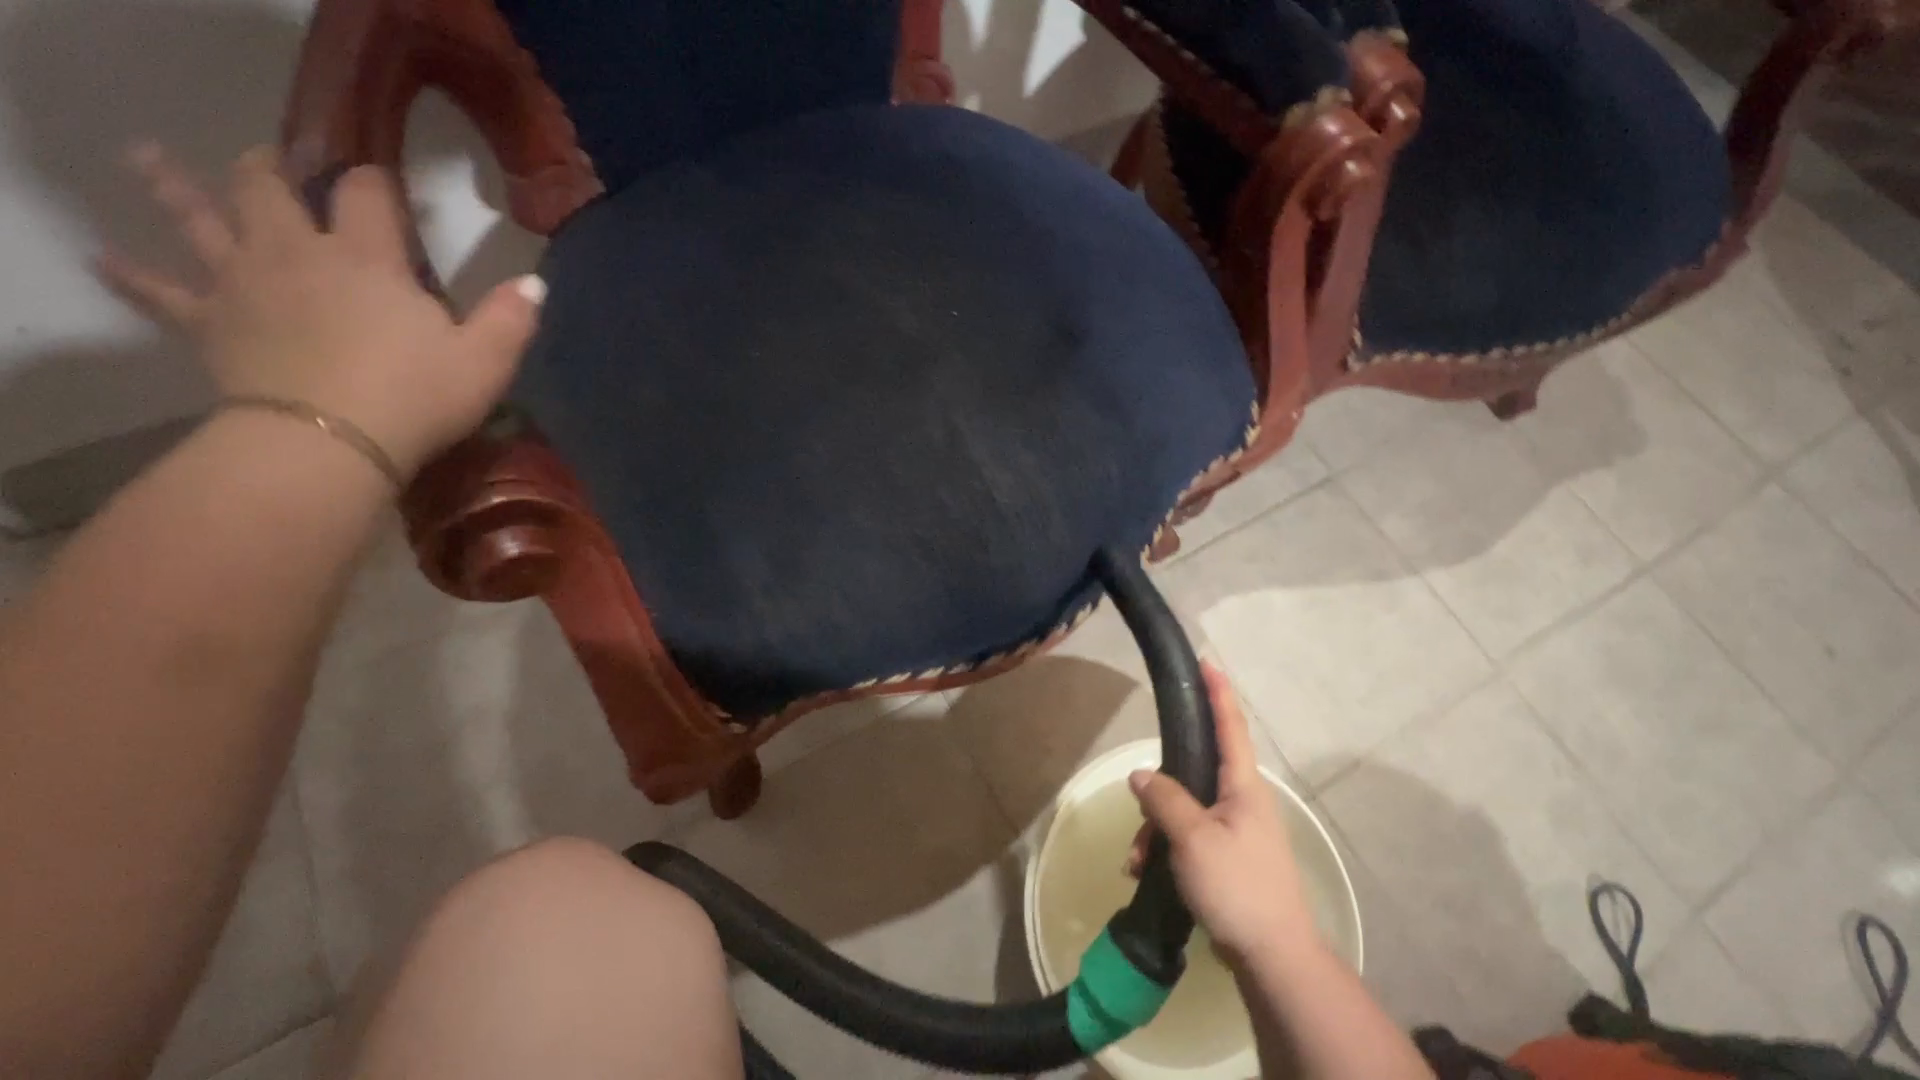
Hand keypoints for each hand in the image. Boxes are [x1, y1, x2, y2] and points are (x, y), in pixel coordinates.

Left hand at [96, 143, 543, 479]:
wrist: (327, 445)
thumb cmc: (414, 398)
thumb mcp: (485, 362)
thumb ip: (512, 318)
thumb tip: (535, 284)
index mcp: (367, 257)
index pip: (366, 191)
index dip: (375, 181)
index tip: (384, 185)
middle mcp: (298, 253)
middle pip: (269, 187)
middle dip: (272, 167)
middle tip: (275, 162)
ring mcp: (245, 283)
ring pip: (202, 220)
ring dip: (178, 188)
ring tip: (150, 161)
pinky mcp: (211, 323)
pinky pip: (162, 292)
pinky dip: (132, 275)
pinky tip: (103, 259)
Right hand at [1126, 664, 1319, 964]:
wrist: (1273, 954)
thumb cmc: (1238, 886)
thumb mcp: (1193, 839)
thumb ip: (1165, 800)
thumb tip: (1141, 774)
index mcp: (1242, 787)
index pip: (1231, 727)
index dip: (1219, 693)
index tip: (1207, 663)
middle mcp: (1241, 802)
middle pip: (1192, 775)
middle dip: (1158, 793)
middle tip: (1140, 822)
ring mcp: (1236, 832)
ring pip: (1183, 811)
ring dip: (1155, 831)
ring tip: (1139, 862)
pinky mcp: (1227, 860)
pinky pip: (1187, 840)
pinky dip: (1165, 851)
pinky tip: (1146, 875)